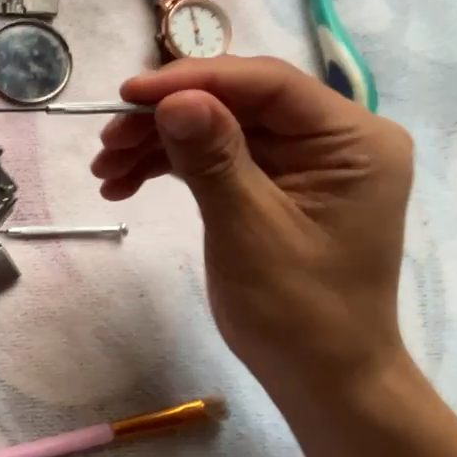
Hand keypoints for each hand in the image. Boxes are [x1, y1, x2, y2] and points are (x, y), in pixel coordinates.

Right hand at [90, 57, 414, 400]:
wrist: (321, 375)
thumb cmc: (298, 309)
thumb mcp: (249, 229)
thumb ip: (213, 158)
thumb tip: (173, 99)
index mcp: (352, 140)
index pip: (267, 84)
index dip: (194, 80)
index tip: (127, 95)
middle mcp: (331, 139)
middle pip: (235, 102)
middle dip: (164, 118)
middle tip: (105, 144)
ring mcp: (301, 162)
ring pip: (215, 127)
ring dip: (155, 144)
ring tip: (105, 171)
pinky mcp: (272, 183)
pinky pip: (213, 156)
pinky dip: (167, 166)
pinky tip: (124, 184)